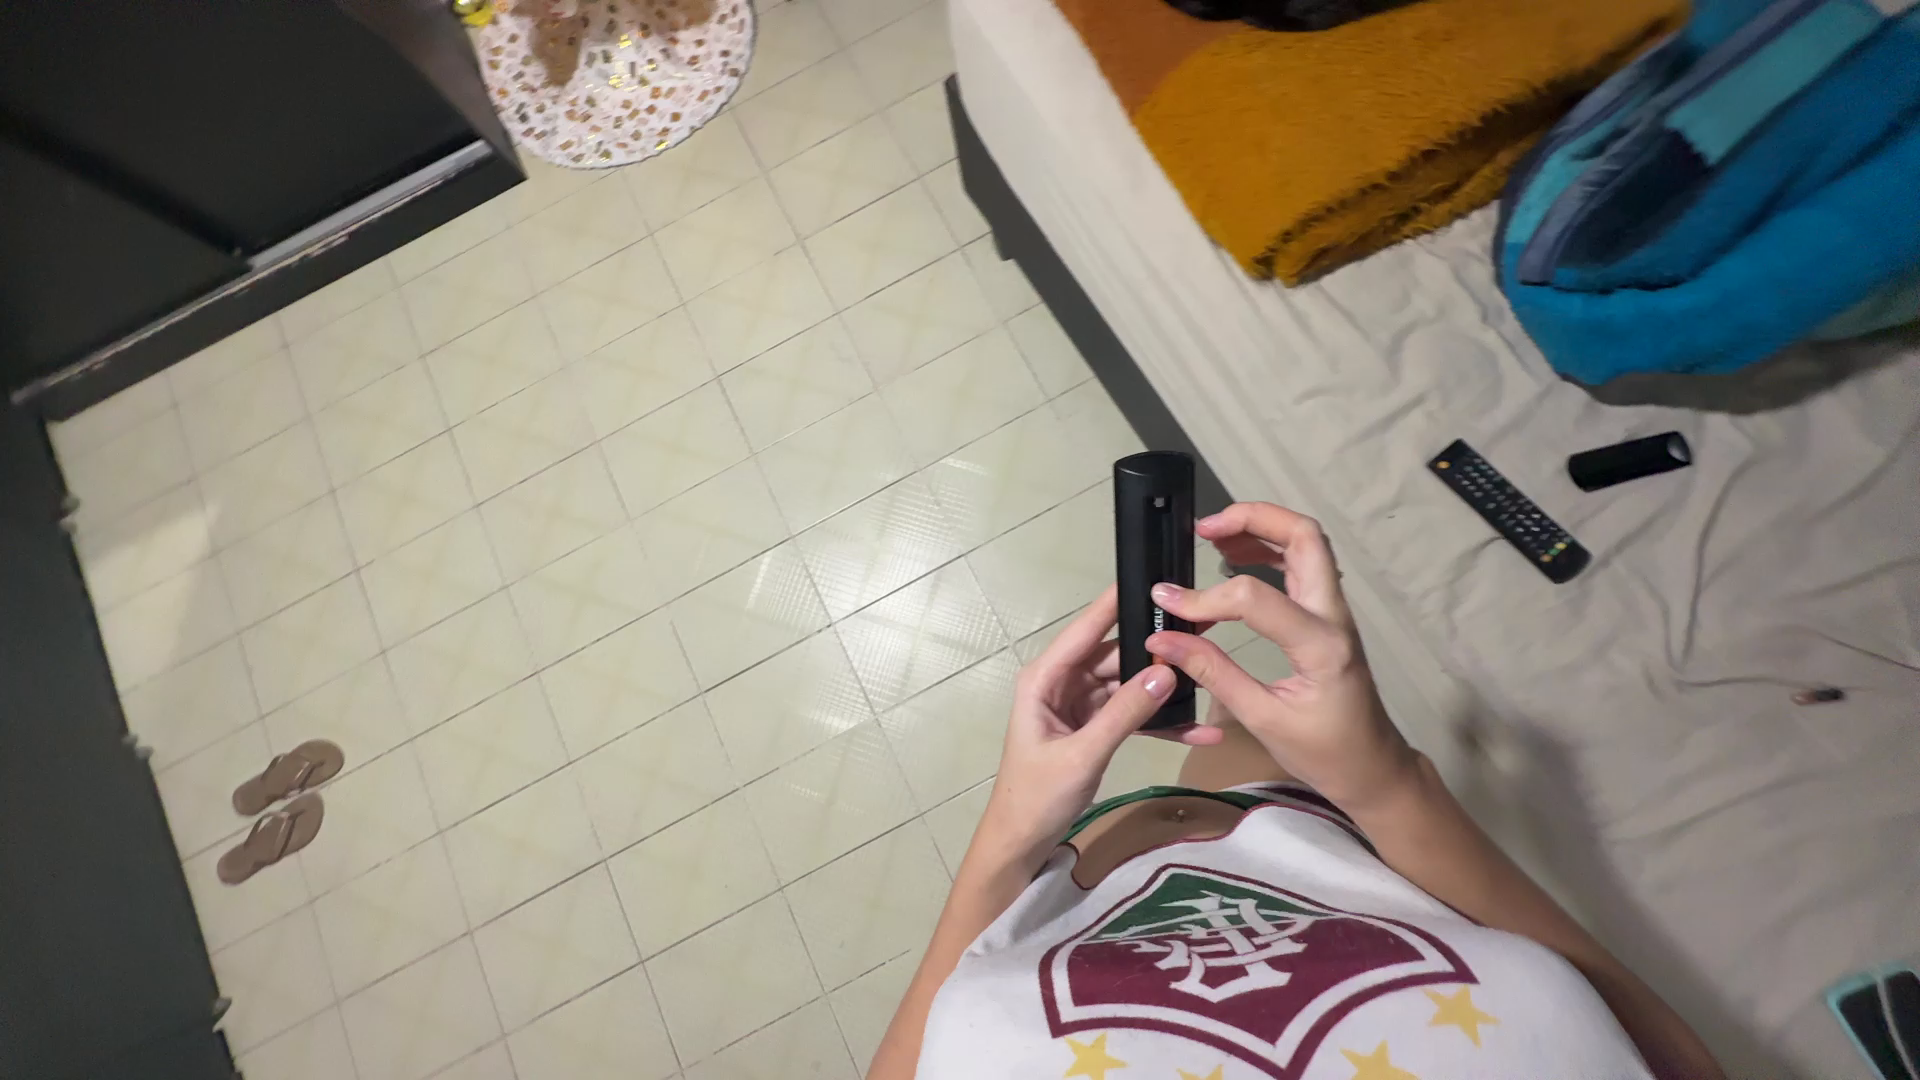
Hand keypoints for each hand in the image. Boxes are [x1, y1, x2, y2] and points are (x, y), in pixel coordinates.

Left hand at [971, 586, 1224, 871]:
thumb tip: (1166, 673)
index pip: (1085, 631)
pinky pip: (1130, 715)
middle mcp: (1062, 683)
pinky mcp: (1093, 727)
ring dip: (1163, 688)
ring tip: (1210, 673)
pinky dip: (1159, 723)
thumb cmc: (1037, 795)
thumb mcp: (1081, 755)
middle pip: (1113, 655)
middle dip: (1154, 649)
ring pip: (1127, 684)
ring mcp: (1079, 705)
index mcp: (1044, 679)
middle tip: (1203, 634)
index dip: (1114, 604)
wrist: (1022, 841)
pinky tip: (1199, 729)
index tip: (1149, 579)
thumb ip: (1123, 715)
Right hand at [1145, 503, 1419, 813]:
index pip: (1254, 598)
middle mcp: (1333, 615)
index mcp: (1320, 645)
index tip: (1166, 601)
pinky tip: (1233, 560)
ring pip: (1306, 542)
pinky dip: (1267, 548)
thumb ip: (1211, 671)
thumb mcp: (1261, 718)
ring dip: (1260, 527)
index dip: (1204, 596)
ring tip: (1212, 537)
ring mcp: (1334, 610)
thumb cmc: (1323, 752)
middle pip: (1304, 536)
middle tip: (1204, 528)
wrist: (1374, 769)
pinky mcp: (1327, 614)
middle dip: (1253, 518)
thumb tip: (1162, 638)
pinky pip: (1303, 563)